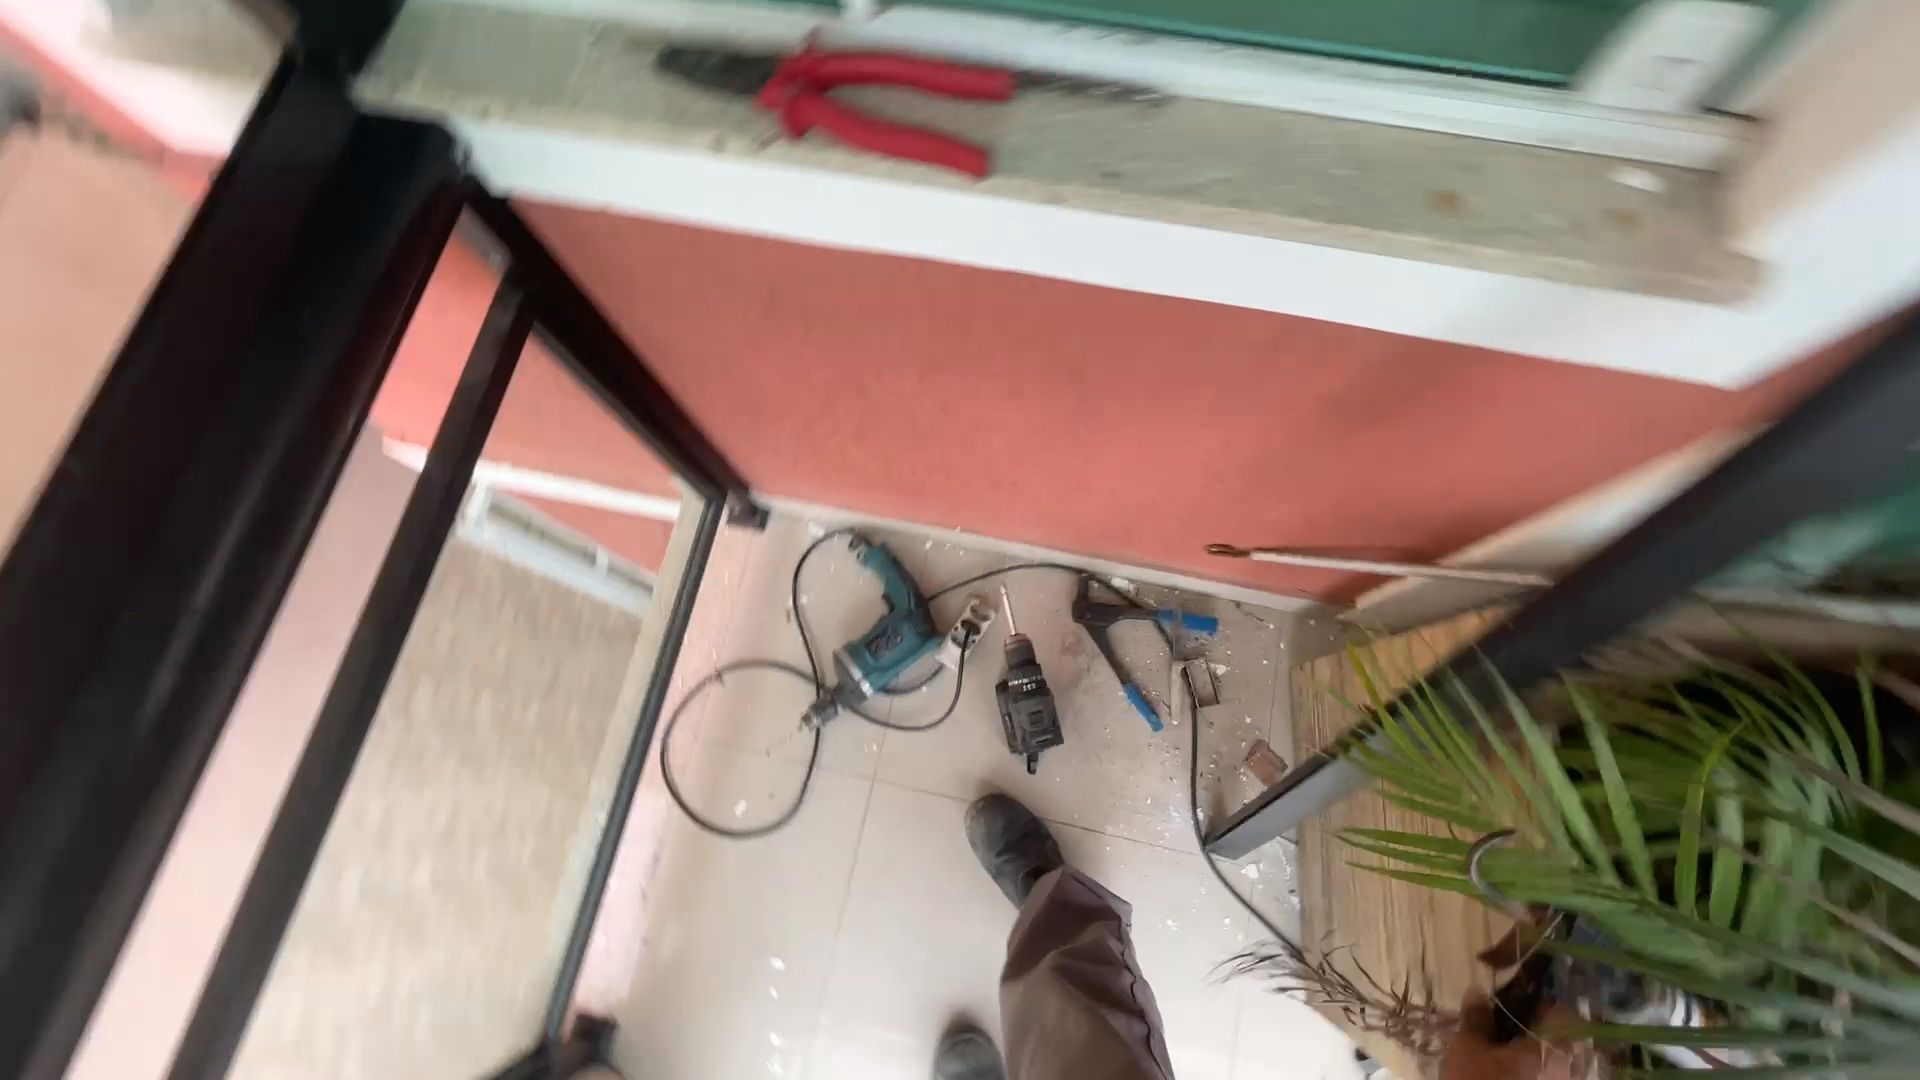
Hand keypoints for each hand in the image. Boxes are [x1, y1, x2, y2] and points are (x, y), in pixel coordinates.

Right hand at [1439, 989, 1579, 1079]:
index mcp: (1554, 1052)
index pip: (1565, 1013)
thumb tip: (1479, 992)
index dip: (1541, 998)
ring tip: (1501, 1042)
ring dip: (1534, 1046)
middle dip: (1536, 1023)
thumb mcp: (1468, 1046)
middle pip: (1565, 1036)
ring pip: (1559, 1059)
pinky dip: (1535, 1066)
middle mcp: (1572, 1073)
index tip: (1515, 994)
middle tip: (1505, 1017)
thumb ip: (1476, 1016)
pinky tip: (1508, 1065)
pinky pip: (1552, 1076)